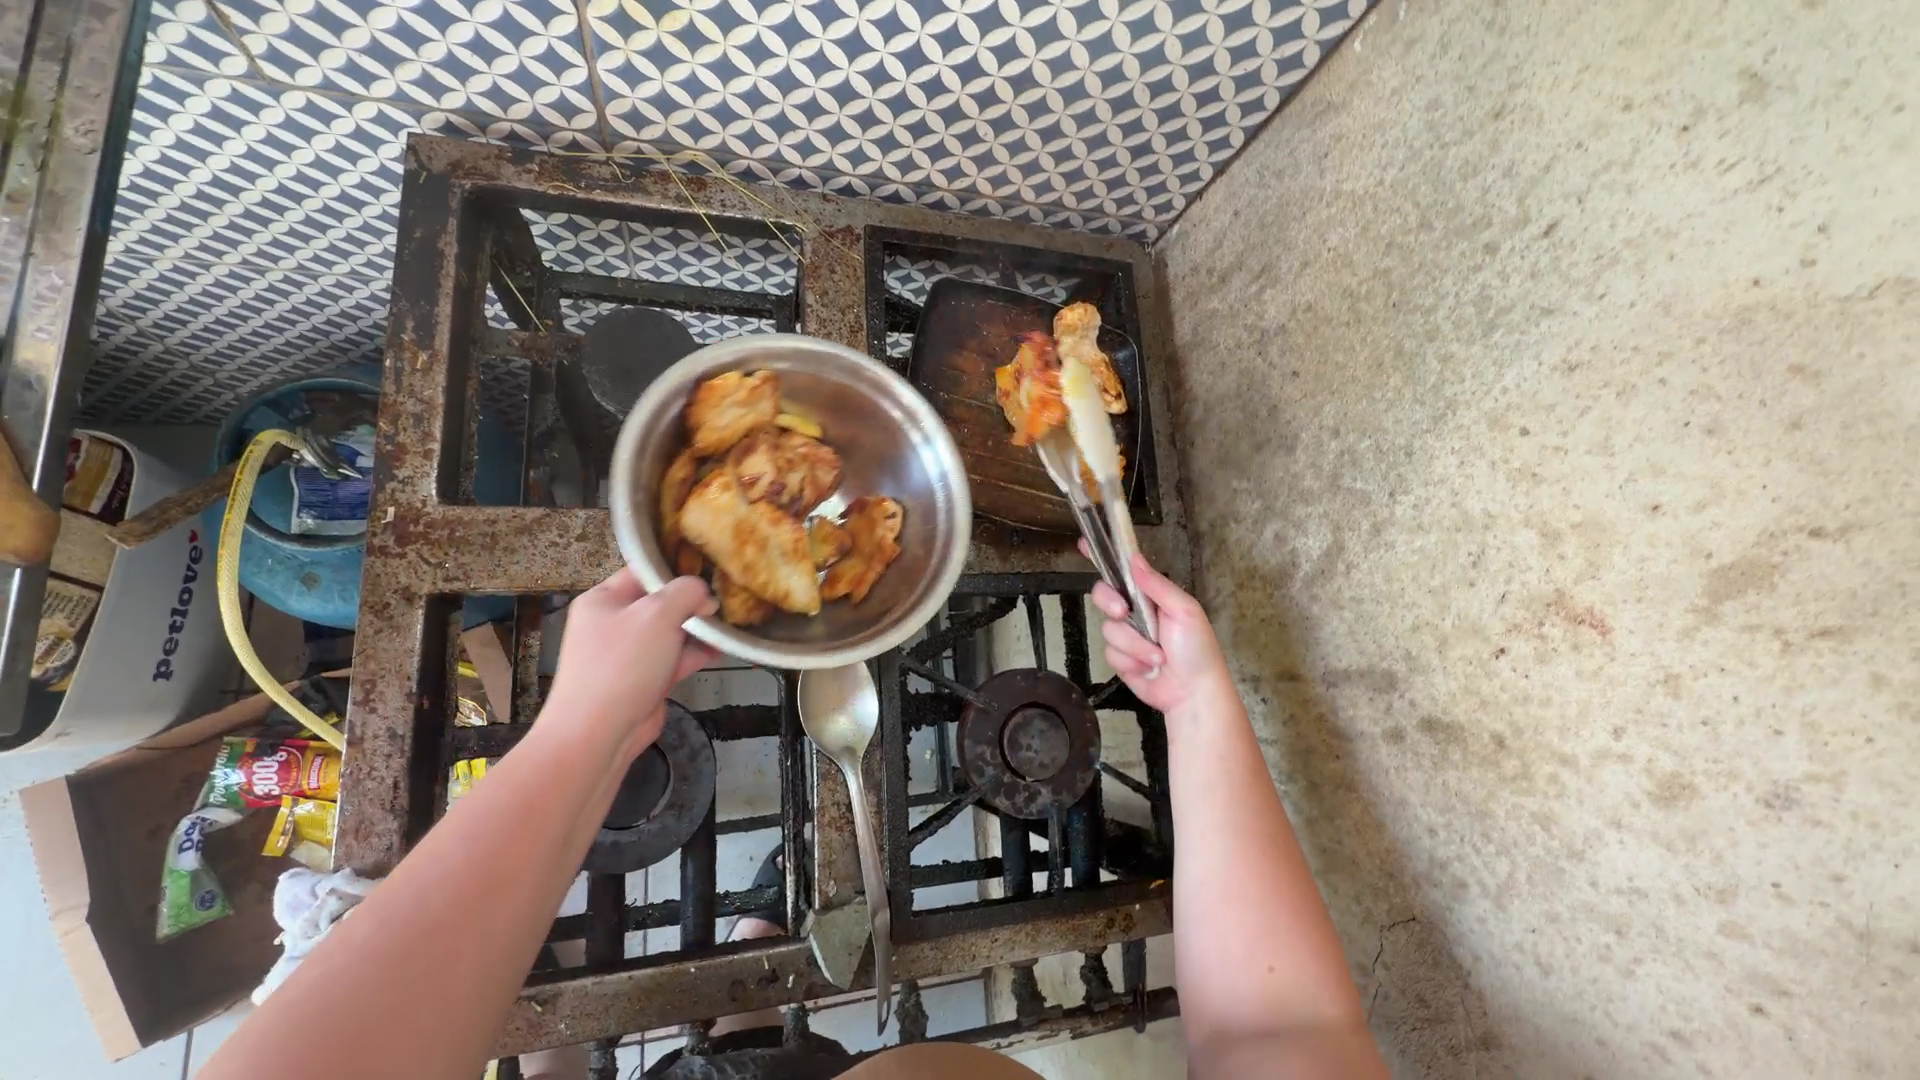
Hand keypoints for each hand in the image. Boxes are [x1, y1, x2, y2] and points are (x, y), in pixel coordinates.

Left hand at [543, 569, 718, 760]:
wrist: (598, 733)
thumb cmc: (623, 664)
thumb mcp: (657, 614)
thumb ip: (686, 592)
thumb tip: (704, 594)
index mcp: (604, 600)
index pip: (643, 572)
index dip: (676, 571)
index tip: (710, 572)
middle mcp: (613, 623)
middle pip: (660, 603)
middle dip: (692, 603)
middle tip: (724, 602)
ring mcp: (629, 654)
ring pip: (671, 632)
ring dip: (698, 630)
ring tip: (729, 625)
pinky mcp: (644, 679)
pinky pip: (674, 658)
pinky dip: (695, 653)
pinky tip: (722, 648)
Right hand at [1087, 552, 1234, 717]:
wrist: (1193, 693)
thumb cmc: (1197, 650)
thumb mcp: (1185, 611)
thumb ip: (1157, 585)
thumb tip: (1134, 558)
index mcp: (1151, 595)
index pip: (1122, 570)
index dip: (1101, 556)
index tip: (1082, 544)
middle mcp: (1135, 611)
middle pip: (1103, 595)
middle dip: (1110, 603)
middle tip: (1123, 612)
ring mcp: (1126, 635)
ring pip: (1108, 629)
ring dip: (1134, 645)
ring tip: (1158, 657)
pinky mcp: (1120, 658)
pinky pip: (1110, 653)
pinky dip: (1130, 661)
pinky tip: (1148, 668)